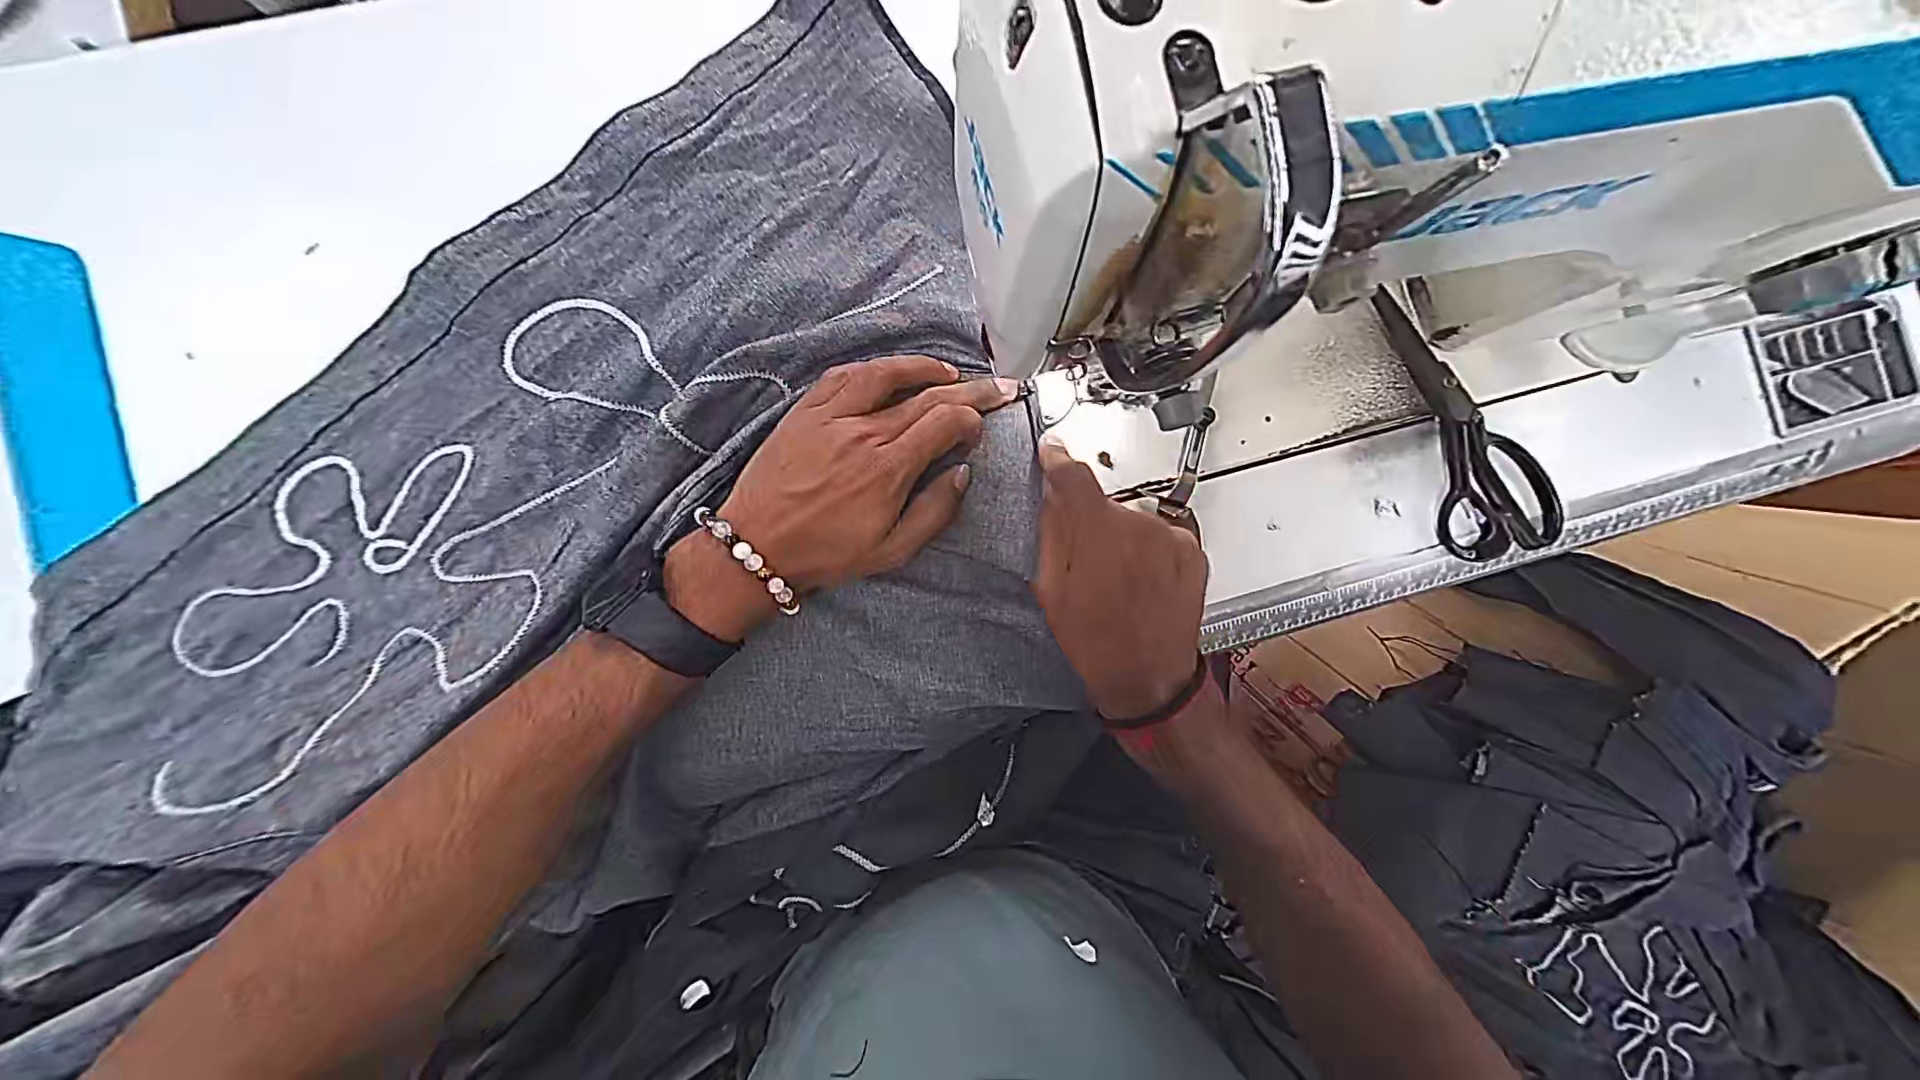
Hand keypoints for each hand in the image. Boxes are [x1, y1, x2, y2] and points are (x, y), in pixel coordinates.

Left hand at [665, 355, 1018, 640]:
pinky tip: (888, 370)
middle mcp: (863, 433)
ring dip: (923, 367)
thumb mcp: (891, 551)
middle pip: (928, 396)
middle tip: (994, 386)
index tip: (980, 426)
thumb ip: (934, 511)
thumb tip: (961, 474)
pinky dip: (872, 367)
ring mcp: (832, 417)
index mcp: (888, 468)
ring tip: (948, 371)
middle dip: (970, 390)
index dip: (973, 418)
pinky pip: (843, 376)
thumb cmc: (824, 552)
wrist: (758, 545)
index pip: (945, 422)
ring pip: (886, 374)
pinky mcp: (805, 413)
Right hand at [1032, 436, 1208, 719]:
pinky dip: (1148, 549)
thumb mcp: (1051, 590)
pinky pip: (1159, 534)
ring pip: (1132, 519)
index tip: (1053, 451)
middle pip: (1104, 502)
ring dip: (1122, 538)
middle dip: (1091, 521)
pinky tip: (1141, 581)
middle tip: (1086, 561)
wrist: (1147, 676)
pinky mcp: (1191, 549)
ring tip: (1118, 580)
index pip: (1074, 475)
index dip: (1058, 460)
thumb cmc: (1097, 643)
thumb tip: (1049, 498)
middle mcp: (1137, 526)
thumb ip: (1050, 534)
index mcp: (1095, 532)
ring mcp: (1168, 537)